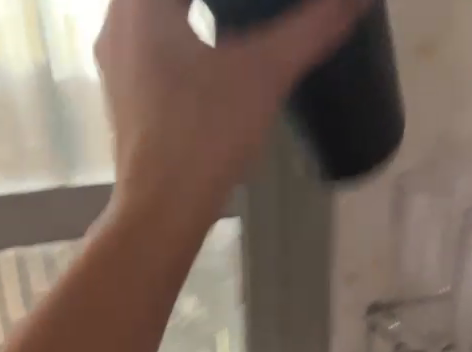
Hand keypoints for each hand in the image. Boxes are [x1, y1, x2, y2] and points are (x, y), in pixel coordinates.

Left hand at [96, 0, 367, 226]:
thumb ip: (311, 30)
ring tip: (224, 14)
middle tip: (244, 7)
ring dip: (187, 9)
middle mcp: (117, 24)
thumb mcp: (265, 75)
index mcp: (142, 5)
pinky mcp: (122, 99)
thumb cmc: (206, 136)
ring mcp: (114, 65)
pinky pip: (145, 45)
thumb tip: (357, 1)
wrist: (162, 211)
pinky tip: (203, 54)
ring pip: (147, 14)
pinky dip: (174, 36)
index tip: (250, 3)